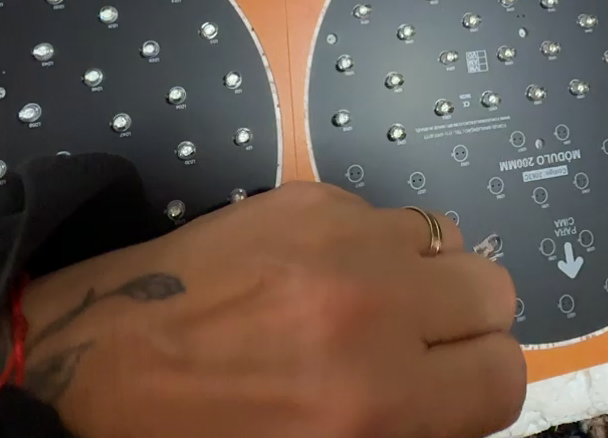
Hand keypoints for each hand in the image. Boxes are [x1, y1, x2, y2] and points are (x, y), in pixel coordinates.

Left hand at [0, 182, 525, 437]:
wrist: (103, 356)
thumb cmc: (206, 433)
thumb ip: (404, 427)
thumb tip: (453, 395)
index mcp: (374, 403)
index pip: (503, 378)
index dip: (485, 386)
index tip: (452, 388)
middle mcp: (373, 307)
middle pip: (494, 289)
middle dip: (468, 320)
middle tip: (422, 338)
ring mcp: (343, 236)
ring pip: (445, 236)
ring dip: (423, 271)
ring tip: (370, 294)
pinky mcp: (312, 194)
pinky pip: (382, 211)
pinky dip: (371, 241)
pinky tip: (319, 265)